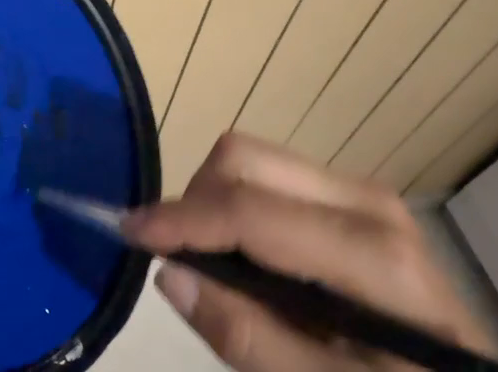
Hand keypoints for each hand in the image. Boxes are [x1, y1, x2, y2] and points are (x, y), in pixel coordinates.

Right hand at [124, 134, 494, 370]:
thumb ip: (248, 337)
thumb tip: (169, 273)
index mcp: (372, 255)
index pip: (248, 211)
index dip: (179, 219)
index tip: (125, 231)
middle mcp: (368, 203)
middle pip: (245, 159)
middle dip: (195, 200)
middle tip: (180, 258)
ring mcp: (366, 194)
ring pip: (254, 159)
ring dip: (216, 201)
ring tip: (216, 264)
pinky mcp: (359, 199)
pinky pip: (274, 176)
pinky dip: (242, 205)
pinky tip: (250, 257)